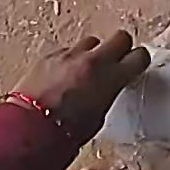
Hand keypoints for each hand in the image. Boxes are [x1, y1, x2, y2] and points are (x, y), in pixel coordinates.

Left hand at [12, 30, 151, 138]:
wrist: (31, 128)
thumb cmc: (66, 132)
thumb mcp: (99, 115)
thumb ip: (108, 93)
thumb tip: (108, 87)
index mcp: (111, 77)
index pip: (138, 56)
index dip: (138, 61)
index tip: (136, 65)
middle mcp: (92, 60)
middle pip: (119, 37)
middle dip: (120, 48)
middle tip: (116, 61)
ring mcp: (69, 55)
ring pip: (91, 42)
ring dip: (92, 53)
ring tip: (86, 71)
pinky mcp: (49, 56)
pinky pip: (66, 51)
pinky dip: (69, 61)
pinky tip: (64, 77)